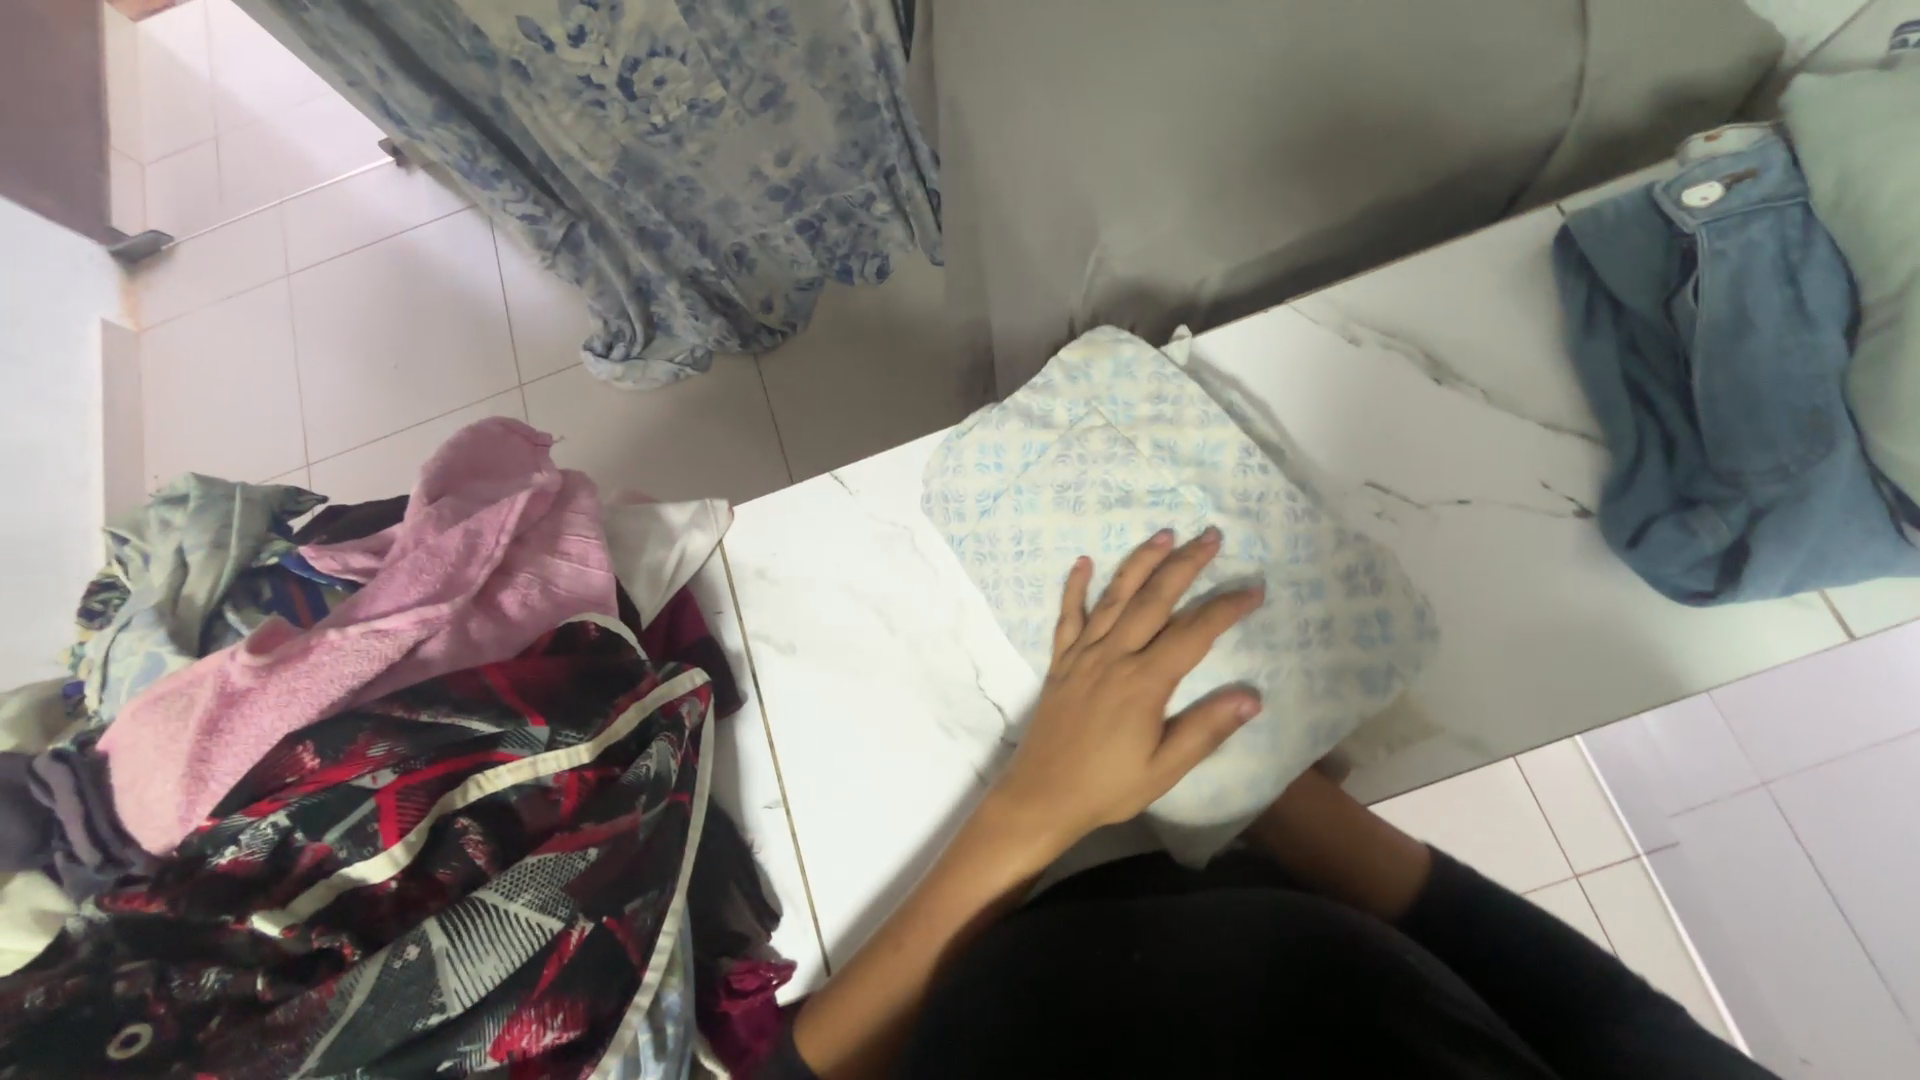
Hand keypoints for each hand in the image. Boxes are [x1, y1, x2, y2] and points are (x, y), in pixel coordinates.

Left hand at [988, 526, 1265, 851]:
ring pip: (1113, 597)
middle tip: (1210, 536)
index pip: (1194, 634)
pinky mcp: (1060, 662)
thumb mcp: (1165, 769)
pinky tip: (1083, 563)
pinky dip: (1074, 588)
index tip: (1253, 589)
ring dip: (1139, 563)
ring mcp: (1082, 655)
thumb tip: (1252, 697)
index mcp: (1144, 682)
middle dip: (1184, 565)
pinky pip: (1068, 617)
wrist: (1041, 795)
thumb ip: (1206, 730)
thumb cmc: (1107, 787)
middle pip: (1154, 599)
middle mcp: (1113, 657)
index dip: (1226, 609)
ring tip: (1163, 534)